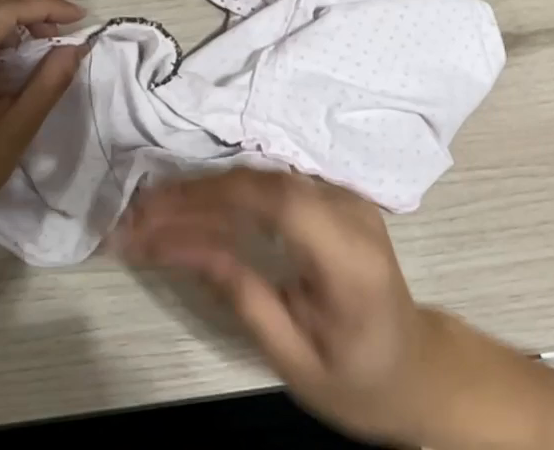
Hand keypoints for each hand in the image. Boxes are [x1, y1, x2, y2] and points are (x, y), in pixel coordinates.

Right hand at [114, 169, 449, 444]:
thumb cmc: (358, 378)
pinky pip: (266, 182)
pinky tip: (186, 206)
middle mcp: (351, 213)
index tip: (156, 217)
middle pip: (261, 182)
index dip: (211, 198)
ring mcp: (343, 197)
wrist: (417, 368)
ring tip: (150, 211)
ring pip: (258, 175)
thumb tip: (178, 244)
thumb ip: (241, 296)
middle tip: (136, 216)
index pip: (277, 203)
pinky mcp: (329, 195)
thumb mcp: (295, 359)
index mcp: (351, 260)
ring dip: (200, 190)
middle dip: (192, 194)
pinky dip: (221, 192)